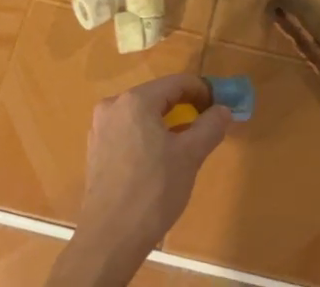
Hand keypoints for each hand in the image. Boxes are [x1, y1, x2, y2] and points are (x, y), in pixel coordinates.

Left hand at [48, 74, 232, 285]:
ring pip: (142, 115)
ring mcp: (100, 128)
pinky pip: (128, 132)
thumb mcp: (190, 156)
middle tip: (205, 124)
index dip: (202, 91)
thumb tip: (223, 110)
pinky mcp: (96, 150)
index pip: (176, 83)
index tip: (219, 106)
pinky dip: (147, 136)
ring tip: (185, 144)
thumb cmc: (154, 190)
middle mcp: (113, 106)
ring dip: (166, 123)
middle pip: (157, 96)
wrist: (110, 237)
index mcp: (135, 101)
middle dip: (184, 107)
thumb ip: (210, 126)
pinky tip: (159, 160)